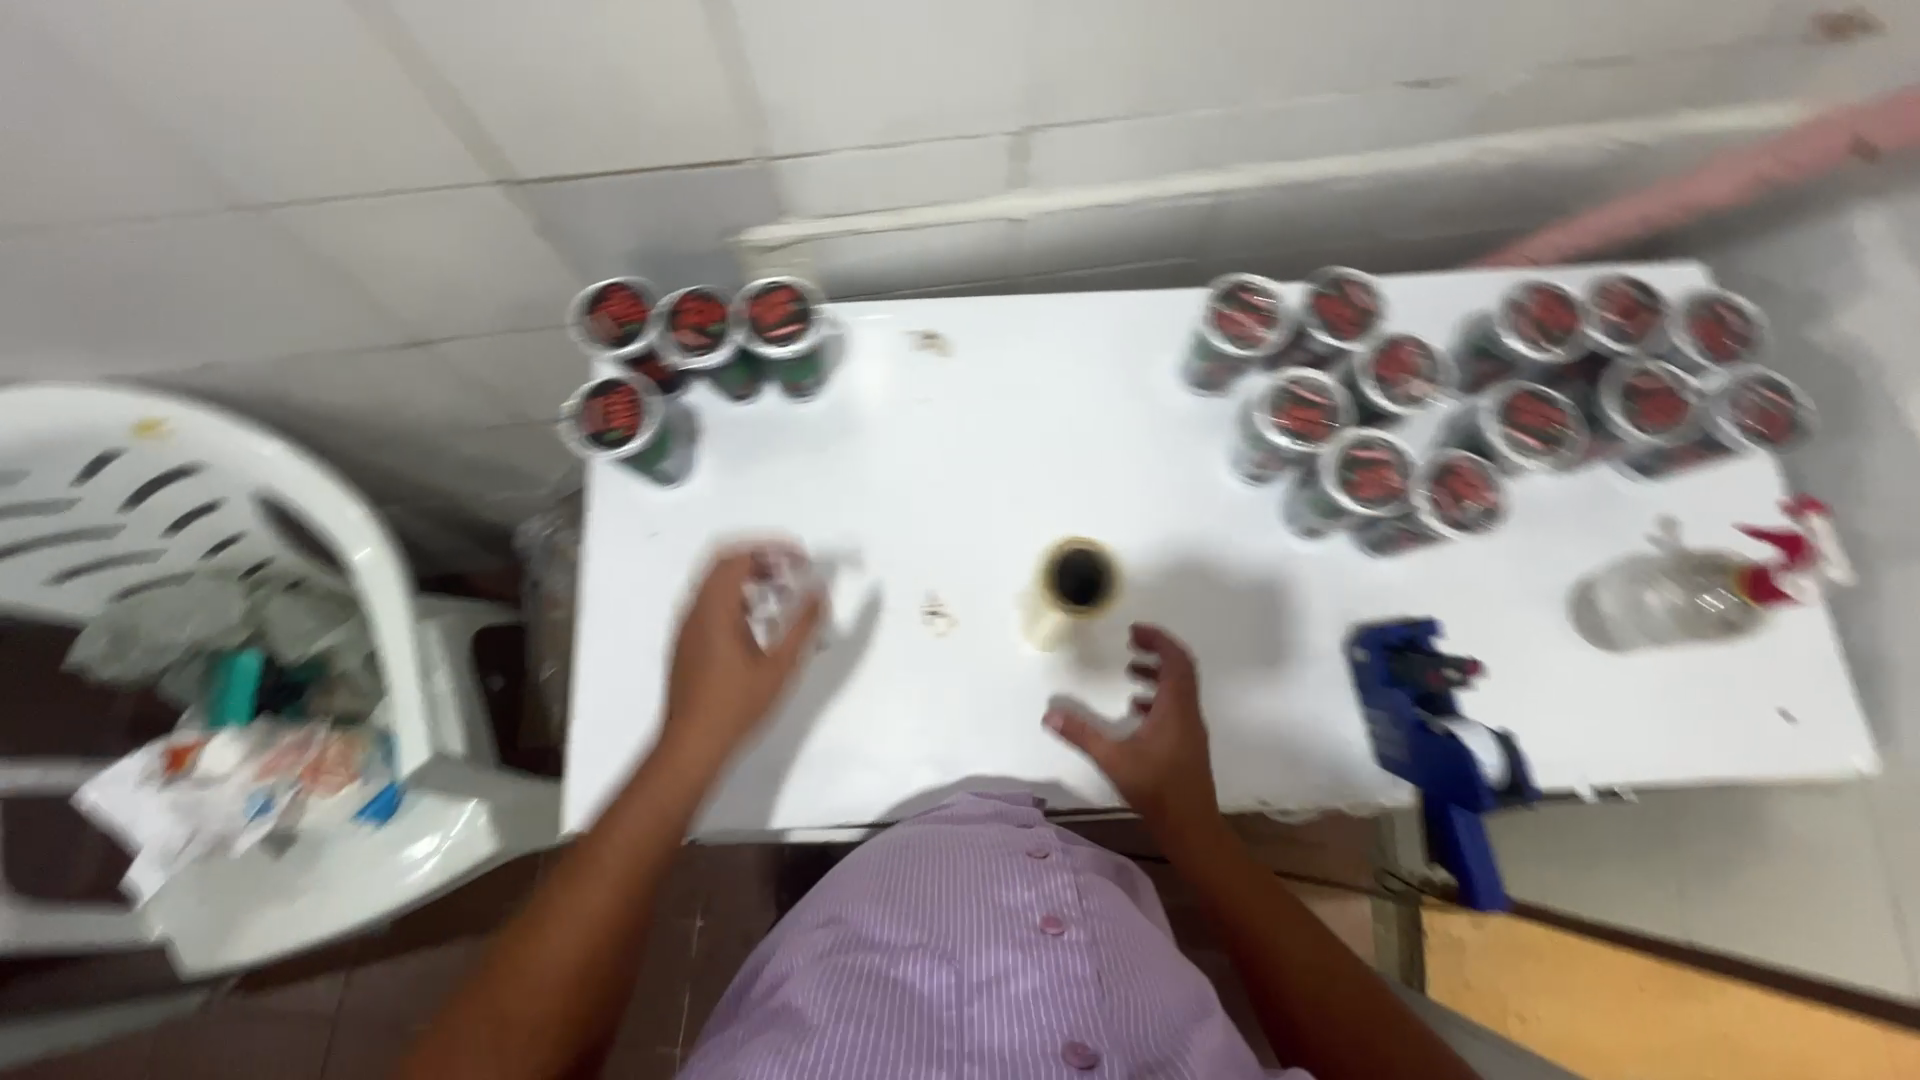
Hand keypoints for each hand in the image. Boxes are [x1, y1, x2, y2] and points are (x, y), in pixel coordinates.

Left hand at [659, 543, 823, 767]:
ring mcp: (686, 628)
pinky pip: (710, 604)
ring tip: (782, 597)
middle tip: (792, 572)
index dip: (771, 549)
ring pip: (715, 585)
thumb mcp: (780, 666)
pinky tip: (759, 625)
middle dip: (761, 560)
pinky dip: (736, 599)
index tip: (800, 559)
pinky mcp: (686, 644)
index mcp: (714, 609)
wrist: (691, 744)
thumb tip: (819, 592)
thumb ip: (803, 625)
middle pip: (723, 565)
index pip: (737, 557)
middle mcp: (694, 610)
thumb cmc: (737, 705)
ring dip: (748, 580)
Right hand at [1045, 623, 1220, 838]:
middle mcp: (1188, 713)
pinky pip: (1177, 707)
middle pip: (1181, 669)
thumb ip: (1081, 735)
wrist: (1192, 827)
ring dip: (1157, 674)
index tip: (1135, 630)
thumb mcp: (1113, 760)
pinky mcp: (1188, 744)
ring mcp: (1191, 729)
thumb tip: (1050, 715)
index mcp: (1176, 708)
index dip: (1159, 640)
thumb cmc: (1156, 789)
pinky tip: (1135, 710)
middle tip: (1131, 642)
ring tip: (1130, 671)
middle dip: (1157, 651)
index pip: (1176, 660)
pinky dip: (1158, 697)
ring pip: (1180, 689)